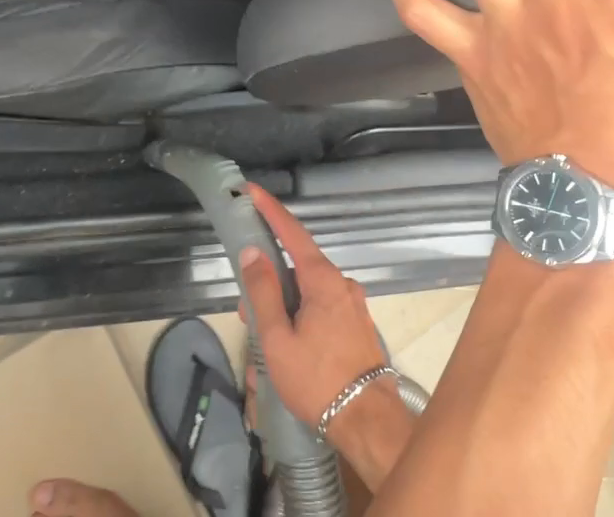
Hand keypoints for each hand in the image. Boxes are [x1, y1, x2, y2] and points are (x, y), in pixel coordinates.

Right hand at [239, 185, 412, 484]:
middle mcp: (343, 285)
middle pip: (297, 267)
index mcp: (323, 281)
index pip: (292, 233)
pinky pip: (321, 309)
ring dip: (283, 306)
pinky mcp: (357, 326)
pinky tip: (287, 350)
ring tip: (263, 343)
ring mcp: (353, 306)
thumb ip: (263, 292)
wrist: (367, 422)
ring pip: (308, 292)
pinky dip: (300, 318)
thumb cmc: (317, 379)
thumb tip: (253, 253)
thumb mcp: (278, 339)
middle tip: (246, 312)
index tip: (251, 191)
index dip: (270, 210)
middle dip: (269, 281)